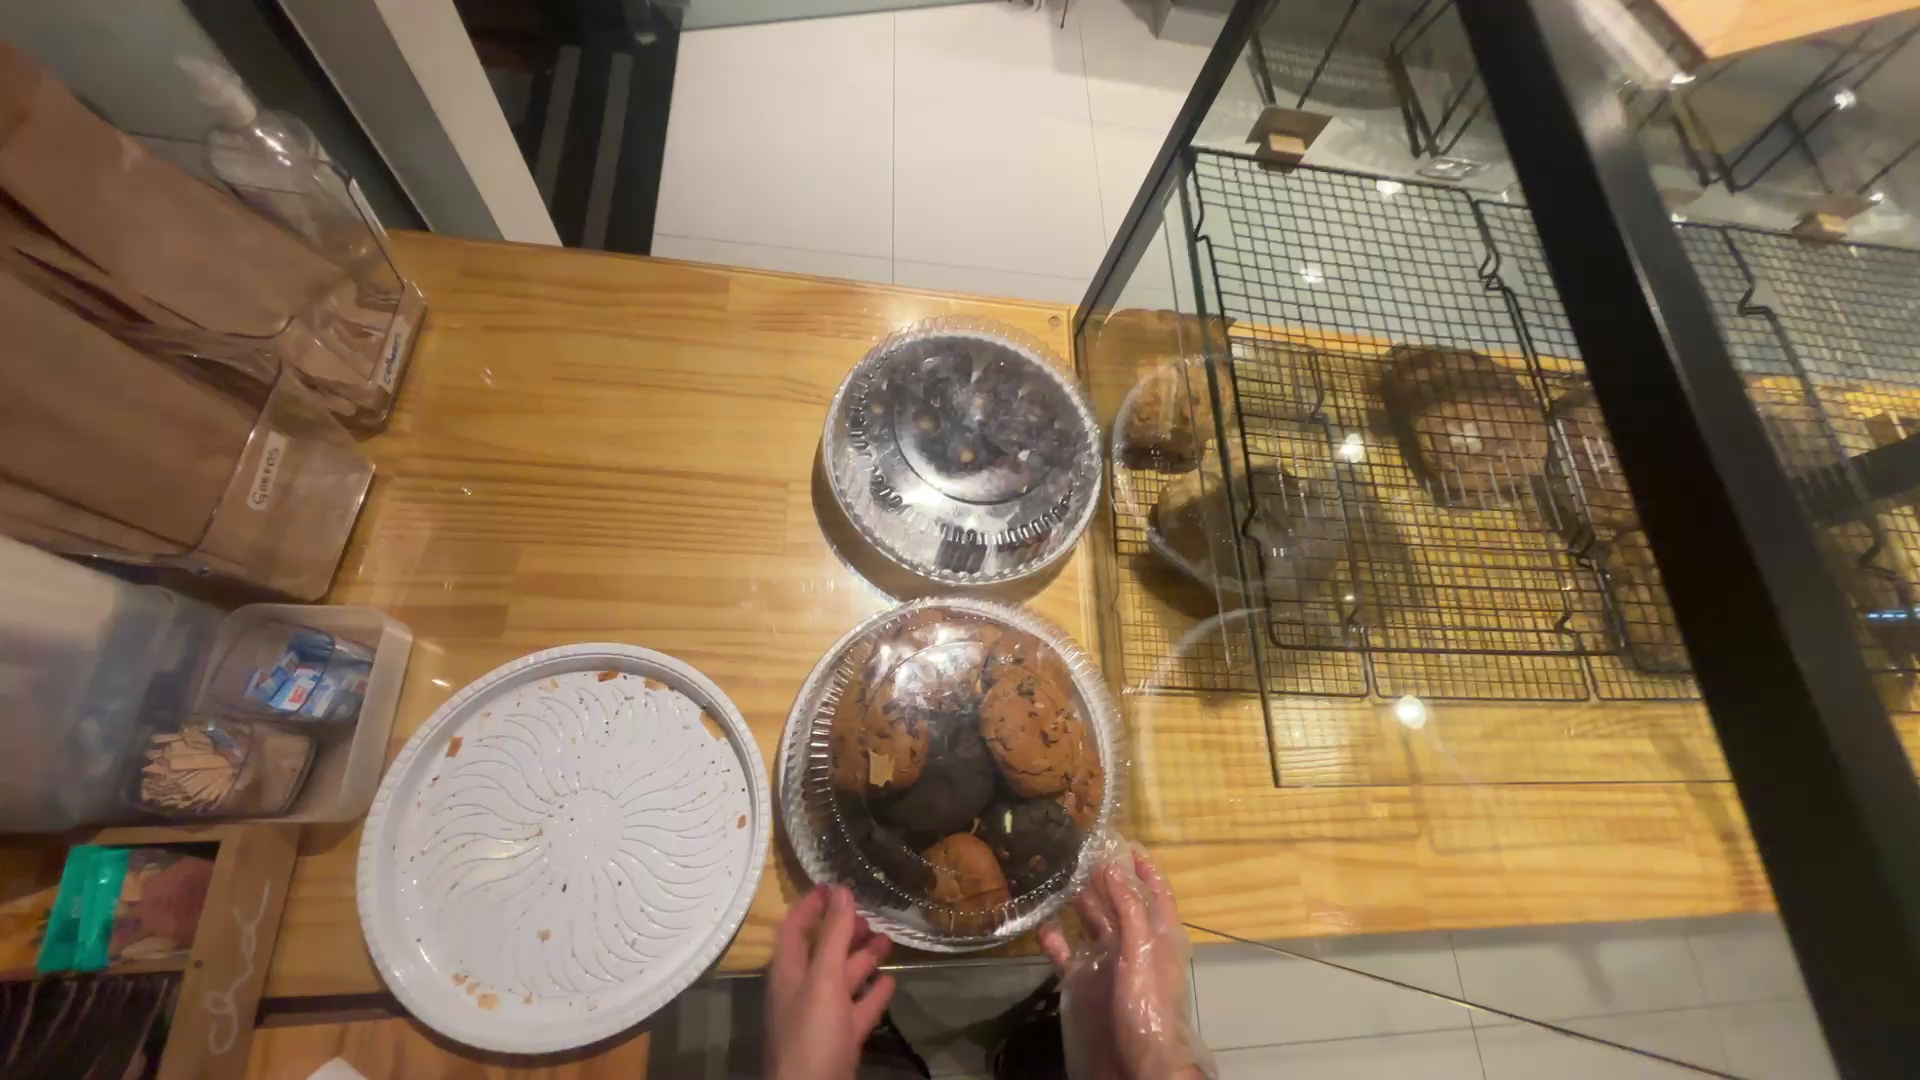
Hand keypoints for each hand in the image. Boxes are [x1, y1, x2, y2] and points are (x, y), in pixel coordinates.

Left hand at [766, 884, 895, 1079]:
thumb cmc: (811, 1034)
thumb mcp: (823, 978)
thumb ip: (833, 934)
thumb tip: (840, 889)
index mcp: (790, 972)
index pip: (794, 928)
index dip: (811, 905)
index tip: (834, 885)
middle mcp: (803, 991)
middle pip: (823, 951)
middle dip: (845, 931)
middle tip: (870, 915)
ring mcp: (822, 1018)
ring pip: (843, 978)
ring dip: (864, 958)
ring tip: (889, 941)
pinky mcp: (841, 1040)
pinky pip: (858, 1009)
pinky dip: (873, 994)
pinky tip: (891, 982)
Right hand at [1039, 848, 1207, 1079]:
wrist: (1138, 1065)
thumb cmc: (1149, 1003)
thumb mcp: (1143, 950)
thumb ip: (1130, 908)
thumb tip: (1112, 867)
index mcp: (1158, 934)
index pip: (1156, 890)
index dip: (1144, 867)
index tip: (1124, 842)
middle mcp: (1134, 942)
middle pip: (1118, 900)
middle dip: (1102, 875)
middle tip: (1077, 849)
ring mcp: (1108, 962)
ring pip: (1091, 921)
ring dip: (1077, 900)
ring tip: (1056, 874)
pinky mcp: (1085, 982)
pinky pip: (1066, 953)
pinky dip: (1054, 938)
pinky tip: (1041, 923)